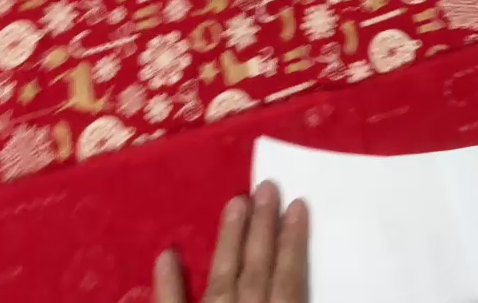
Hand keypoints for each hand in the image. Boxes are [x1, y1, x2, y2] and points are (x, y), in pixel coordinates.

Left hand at [156, 181, 309, 302]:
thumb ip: (298, 298)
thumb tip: (312, 281)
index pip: (289, 280)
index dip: (294, 242)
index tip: (298, 203)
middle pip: (256, 268)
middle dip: (262, 226)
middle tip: (267, 185)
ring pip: (222, 277)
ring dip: (229, 239)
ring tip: (235, 201)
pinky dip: (168, 284)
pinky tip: (166, 255)